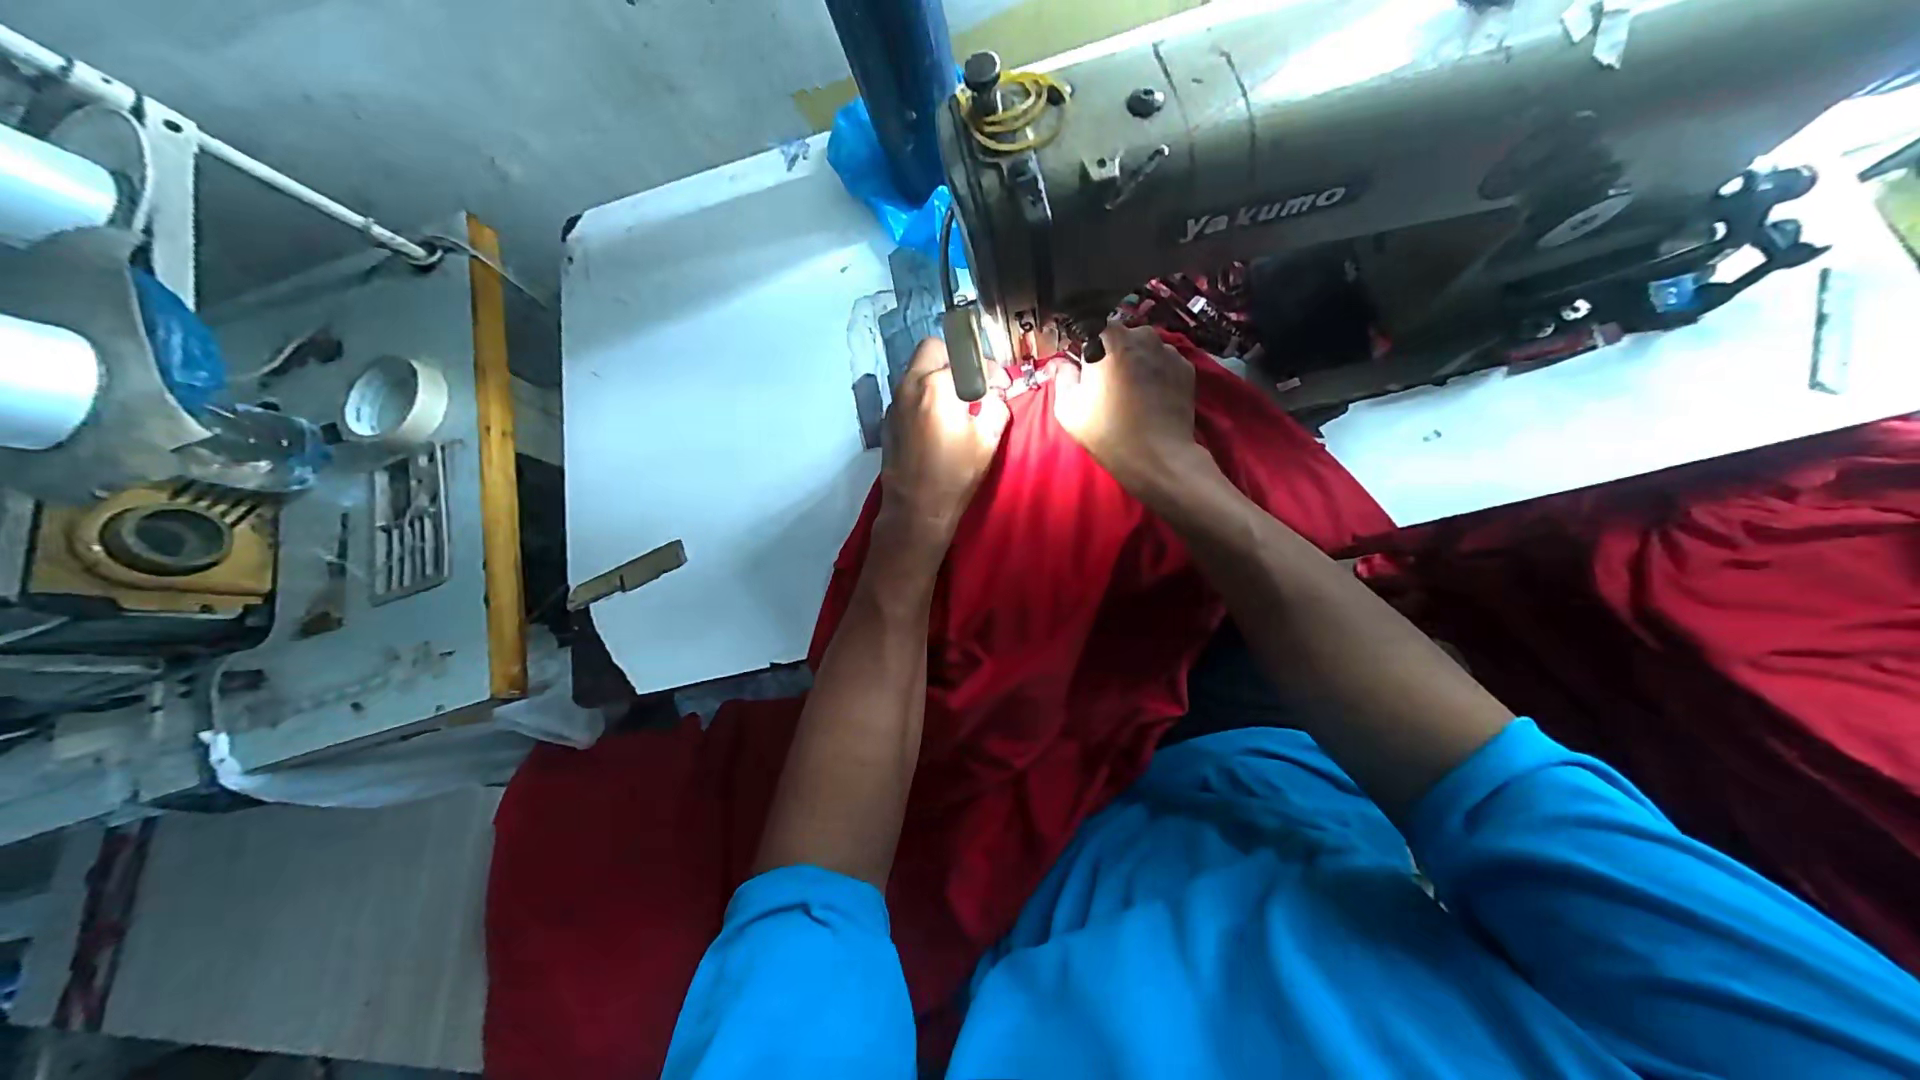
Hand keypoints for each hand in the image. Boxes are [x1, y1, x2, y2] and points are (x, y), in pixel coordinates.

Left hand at [877, 338, 1010, 557]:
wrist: (916, 511)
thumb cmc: (955, 475)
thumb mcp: (987, 440)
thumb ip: (994, 406)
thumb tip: (994, 393)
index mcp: (935, 386)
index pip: (965, 356)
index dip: (988, 368)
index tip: (999, 384)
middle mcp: (909, 386)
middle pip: (932, 349)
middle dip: (956, 359)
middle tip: (973, 384)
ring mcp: (895, 402)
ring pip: (917, 370)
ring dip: (939, 376)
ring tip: (958, 403)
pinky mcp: (889, 420)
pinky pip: (909, 392)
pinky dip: (926, 395)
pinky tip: (939, 420)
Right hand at [1053, 323, 1203, 499]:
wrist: (1158, 457)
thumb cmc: (1108, 432)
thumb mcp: (1068, 408)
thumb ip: (1062, 376)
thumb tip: (1060, 362)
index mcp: (1110, 339)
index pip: (1091, 328)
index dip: (1084, 348)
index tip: (1082, 369)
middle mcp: (1142, 335)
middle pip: (1120, 337)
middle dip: (1111, 355)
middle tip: (1106, 387)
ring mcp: (1169, 351)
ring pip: (1144, 349)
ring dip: (1135, 364)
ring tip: (1131, 394)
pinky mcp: (1186, 368)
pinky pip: (1163, 363)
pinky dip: (1156, 374)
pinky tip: (1150, 398)